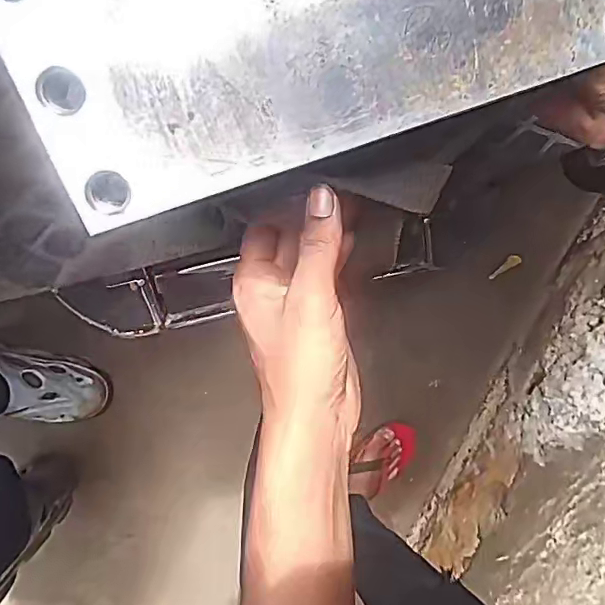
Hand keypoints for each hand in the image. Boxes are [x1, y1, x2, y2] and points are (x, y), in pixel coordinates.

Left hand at [233, 185, 359, 444]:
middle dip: (312, 218)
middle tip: (339, 200)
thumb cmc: (299, 372)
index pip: (268, 226)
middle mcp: (271, 293)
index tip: (317, 189)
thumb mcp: (310, 297)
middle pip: (289, 240)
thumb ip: (317, 246)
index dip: (290, 204)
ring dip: (326, 239)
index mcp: (255, 284)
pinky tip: (349, 254)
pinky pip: (326, 281)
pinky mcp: (318, 321)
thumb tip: (322, 202)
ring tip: (348, 217)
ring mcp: (295, 307)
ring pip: (309, 259)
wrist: (317, 414)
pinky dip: (338, 263)